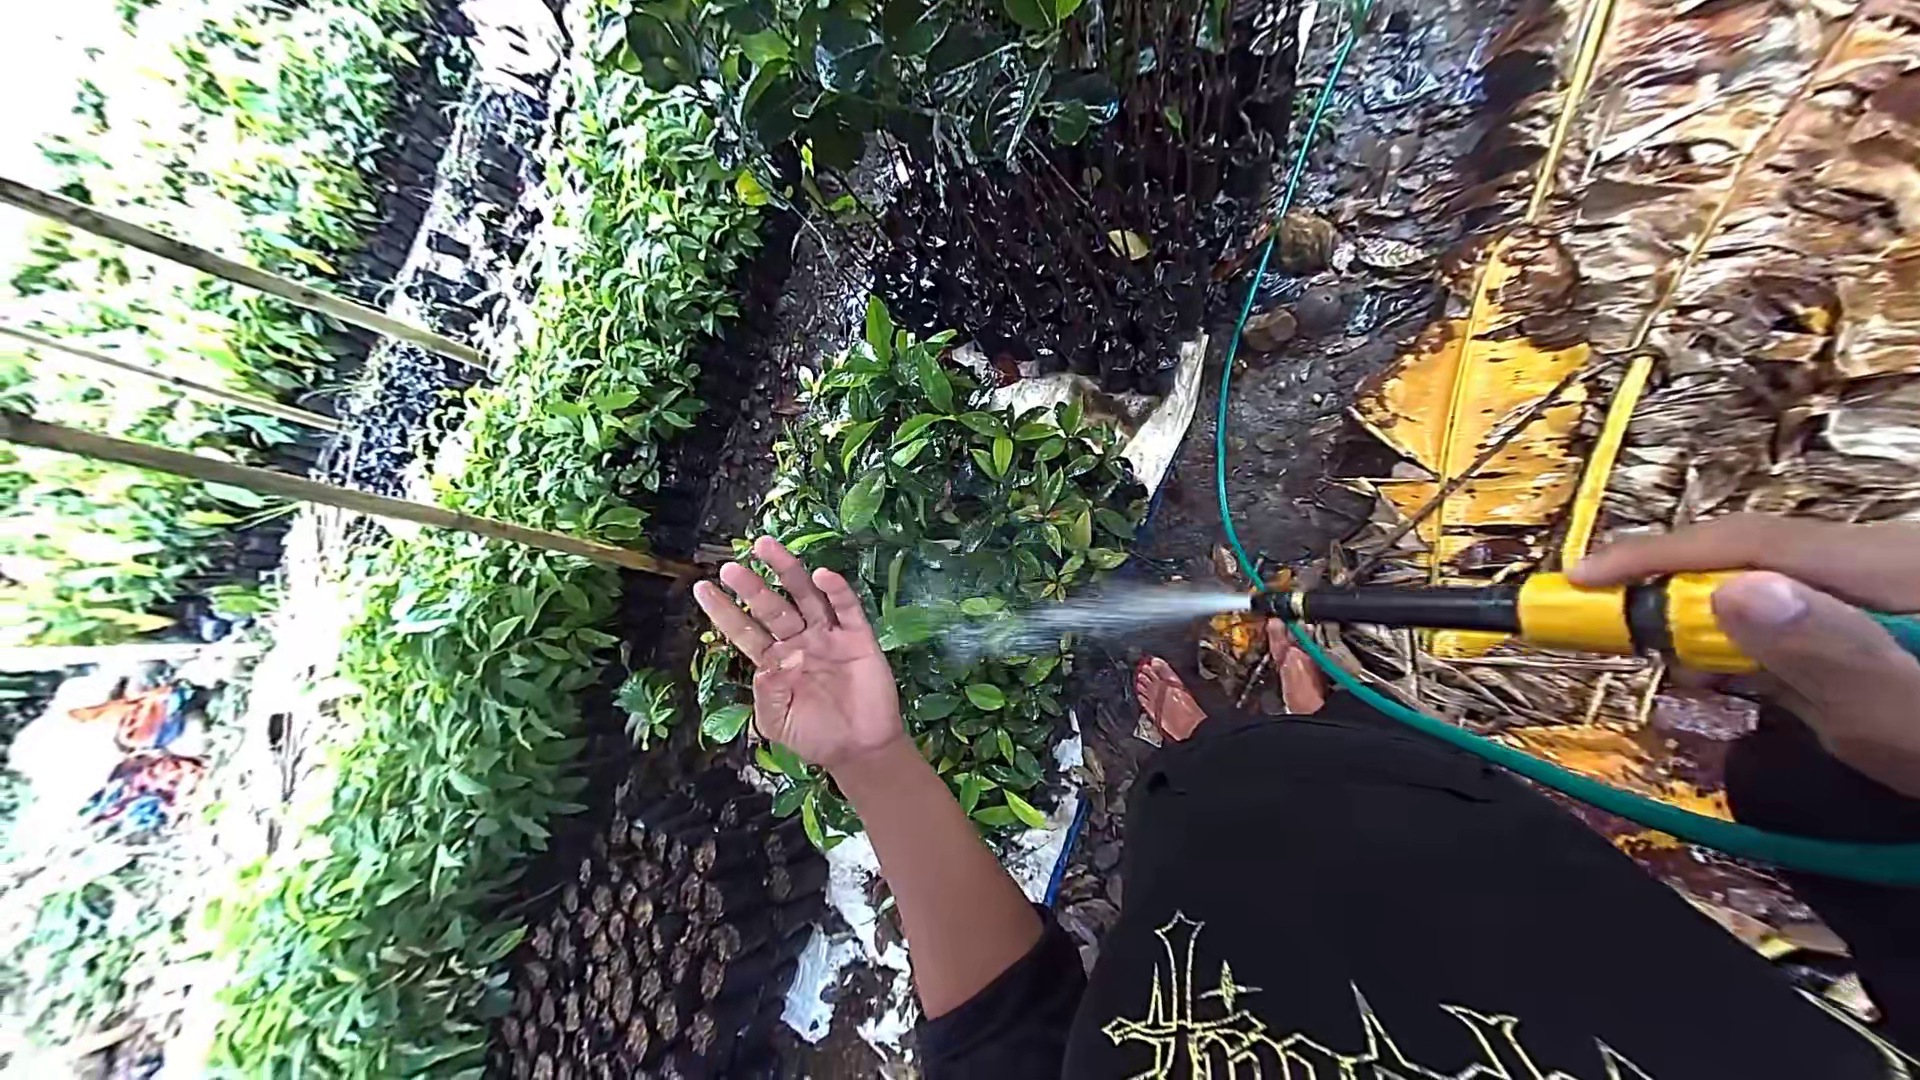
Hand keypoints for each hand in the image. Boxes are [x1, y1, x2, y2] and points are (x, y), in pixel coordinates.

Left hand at [693, 537, 906, 773]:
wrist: (861, 749)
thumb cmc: (815, 736)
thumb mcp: (777, 723)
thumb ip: (767, 693)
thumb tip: (770, 662)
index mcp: (775, 661)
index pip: (745, 630)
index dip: (725, 610)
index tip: (702, 587)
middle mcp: (799, 641)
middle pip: (773, 606)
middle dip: (752, 586)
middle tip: (730, 566)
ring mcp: (828, 636)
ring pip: (806, 596)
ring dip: (788, 572)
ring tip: (767, 548)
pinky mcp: (858, 636)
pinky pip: (846, 607)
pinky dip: (836, 590)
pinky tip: (823, 575)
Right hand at [1570, 514, 1919, 795]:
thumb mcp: (1906, 727)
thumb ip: (1827, 658)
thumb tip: (1732, 588)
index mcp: (1908, 570)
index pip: (1752, 541)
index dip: (1650, 555)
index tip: (1575, 580)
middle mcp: (1906, 556)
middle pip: (1764, 557)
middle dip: (1688, 600)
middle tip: (1648, 650)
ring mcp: (1910, 577)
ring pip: (1784, 580)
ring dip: (1728, 625)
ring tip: (1719, 680)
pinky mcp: (1905, 602)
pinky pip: (1814, 601)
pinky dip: (1773, 637)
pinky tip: (1780, 677)